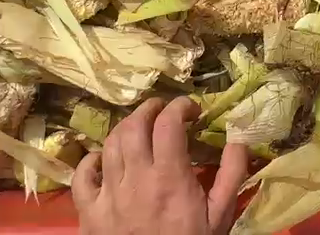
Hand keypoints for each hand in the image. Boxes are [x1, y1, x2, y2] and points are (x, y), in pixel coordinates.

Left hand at [74, 97, 248, 234]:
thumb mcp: (220, 214)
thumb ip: (232, 173)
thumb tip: (238, 137)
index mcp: (169, 178)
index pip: (168, 122)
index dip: (180, 105)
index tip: (193, 110)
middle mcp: (135, 180)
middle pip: (134, 126)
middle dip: (151, 109)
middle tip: (164, 111)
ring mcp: (108, 197)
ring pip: (109, 144)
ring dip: (126, 128)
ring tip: (140, 129)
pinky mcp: (89, 215)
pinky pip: (81, 177)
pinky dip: (91, 161)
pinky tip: (105, 160)